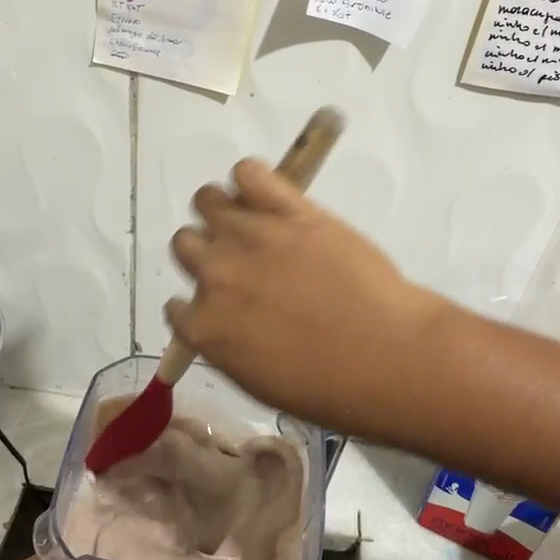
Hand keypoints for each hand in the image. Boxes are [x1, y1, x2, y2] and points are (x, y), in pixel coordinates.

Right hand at [166, 158, 448, 436]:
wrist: (383, 356)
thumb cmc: (327, 387)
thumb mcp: (259, 382)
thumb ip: (230, 347)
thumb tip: (230, 326)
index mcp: (204, 328)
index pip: (176, 306)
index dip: (200, 302)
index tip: (222, 303)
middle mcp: (214, 276)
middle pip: (184, 244)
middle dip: (208, 251)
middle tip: (242, 260)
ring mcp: (248, 238)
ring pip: (207, 201)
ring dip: (222, 209)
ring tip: (252, 220)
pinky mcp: (287, 210)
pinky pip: (248, 173)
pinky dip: (252, 178)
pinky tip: (268, 192)